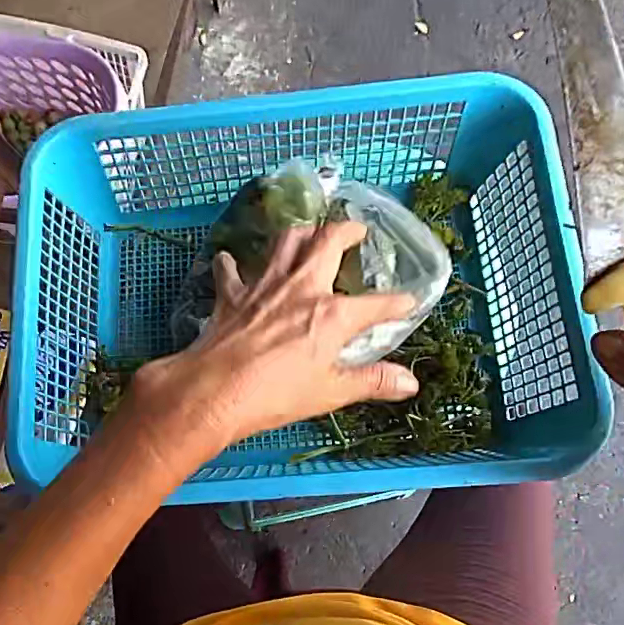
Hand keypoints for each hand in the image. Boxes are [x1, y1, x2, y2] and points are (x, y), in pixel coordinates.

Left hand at [129, 220, 419, 454]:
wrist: (213, 391)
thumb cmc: (277, 394)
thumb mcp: (332, 392)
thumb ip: (373, 382)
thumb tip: (409, 382)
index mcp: (332, 315)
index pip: (377, 305)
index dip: (398, 303)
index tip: (409, 301)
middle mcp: (302, 289)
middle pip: (327, 243)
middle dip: (346, 231)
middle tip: (357, 230)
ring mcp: (265, 286)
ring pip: (285, 242)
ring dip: (301, 233)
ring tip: (310, 233)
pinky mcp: (233, 295)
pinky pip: (233, 271)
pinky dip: (235, 265)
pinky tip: (233, 263)